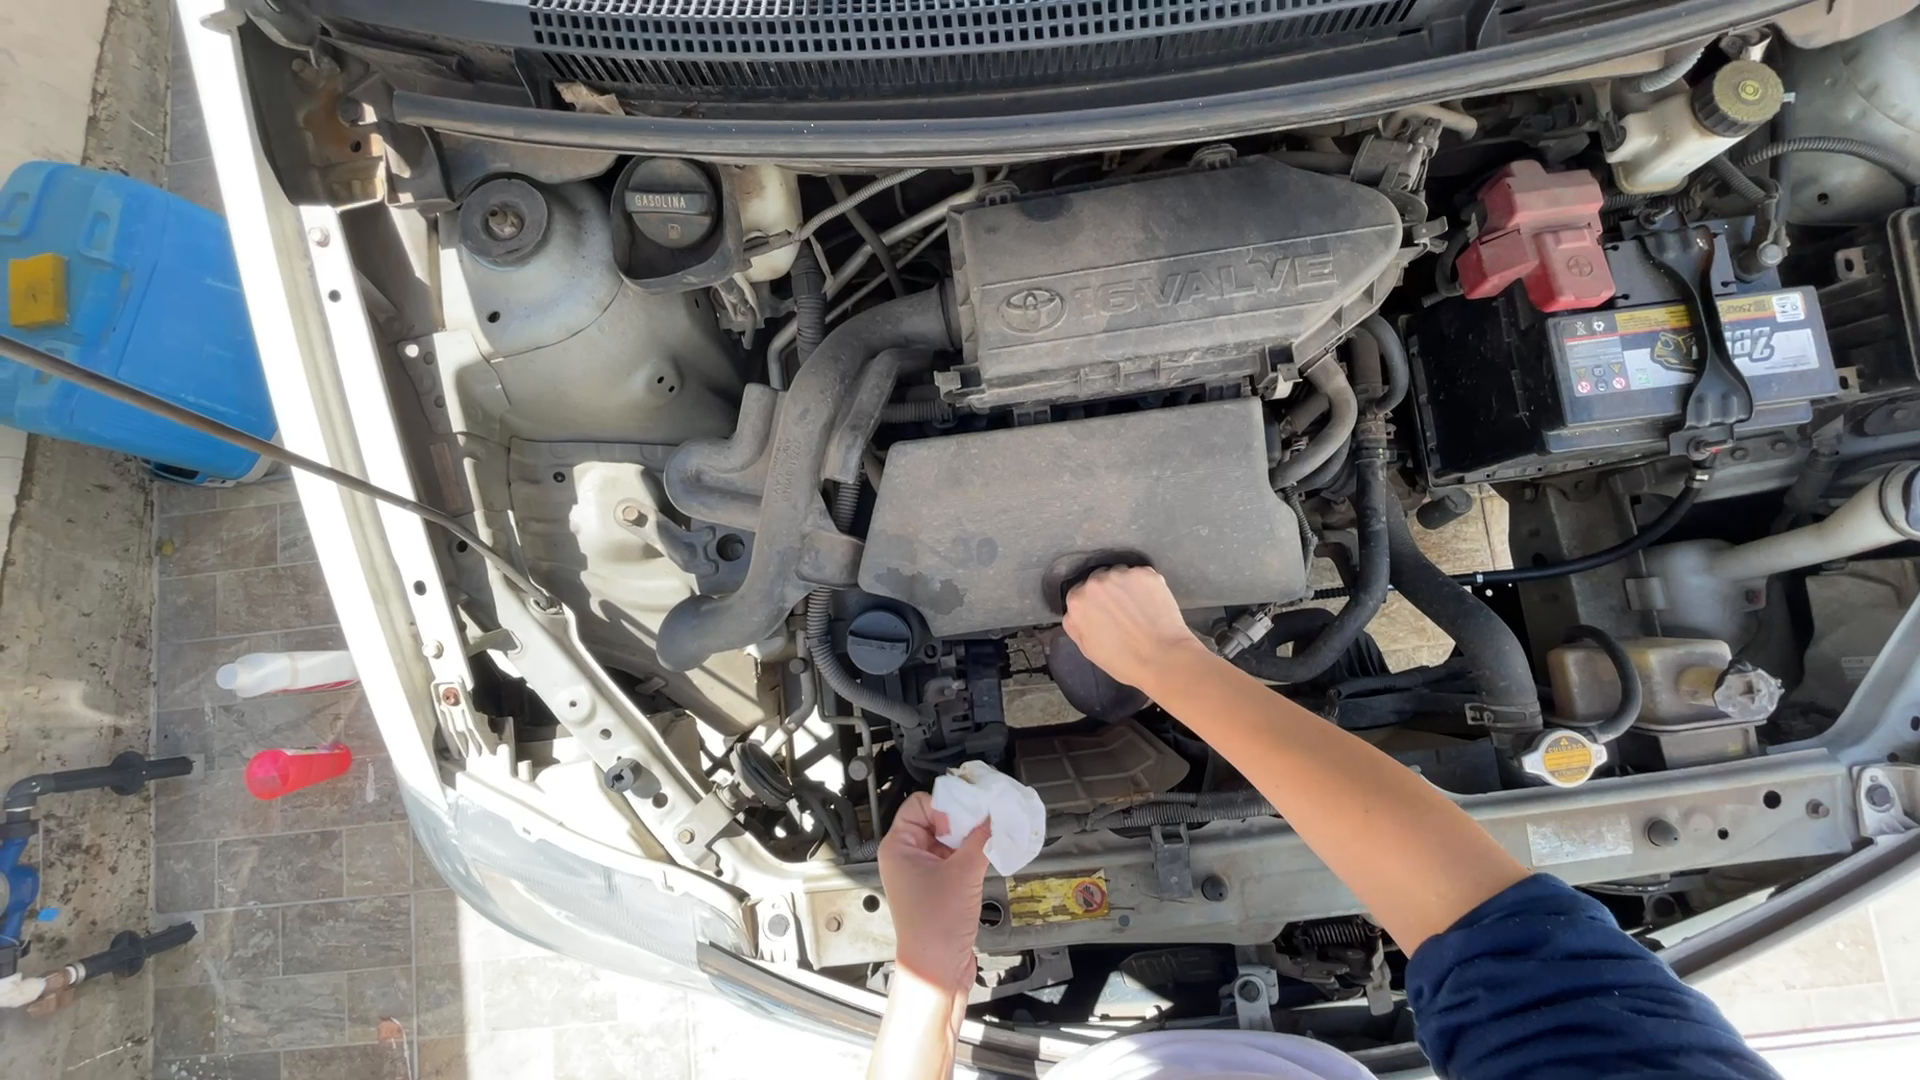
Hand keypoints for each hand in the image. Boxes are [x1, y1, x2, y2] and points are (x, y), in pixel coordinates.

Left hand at [879, 792, 989, 994]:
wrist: (937, 971)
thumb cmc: (937, 925)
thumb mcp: (963, 873)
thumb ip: (980, 839)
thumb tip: (995, 814)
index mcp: (898, 846)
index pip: (919, 804)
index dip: (945, 805)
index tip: (968, 815)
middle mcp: (905, 855)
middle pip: (935, 818)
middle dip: (961, 820)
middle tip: (984, 823)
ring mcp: (921, 871)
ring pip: (947, 838)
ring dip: (968, 838)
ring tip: (989, 839)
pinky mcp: (937, 886)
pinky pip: (953, 857)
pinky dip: (970, 853)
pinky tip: (988, 854)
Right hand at [1061, 566, 1206, 690]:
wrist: (1163, 657)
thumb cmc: (1125, 660)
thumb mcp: (1087, 648)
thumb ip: (1074, 624)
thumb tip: (1074, 612)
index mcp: (1077, 601)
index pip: (1078, 592)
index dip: (1091, 603)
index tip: (1102, 612)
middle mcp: (1096, 582)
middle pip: (1098, 579)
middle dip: (1107, 591)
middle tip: (1121, 611)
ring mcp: (1122, 575)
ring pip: (1120, 574)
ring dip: (1126, 586)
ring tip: (1137, 608)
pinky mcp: (1145, 573)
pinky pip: (1141, 575)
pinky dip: (1145, 586)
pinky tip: (1150, 604)